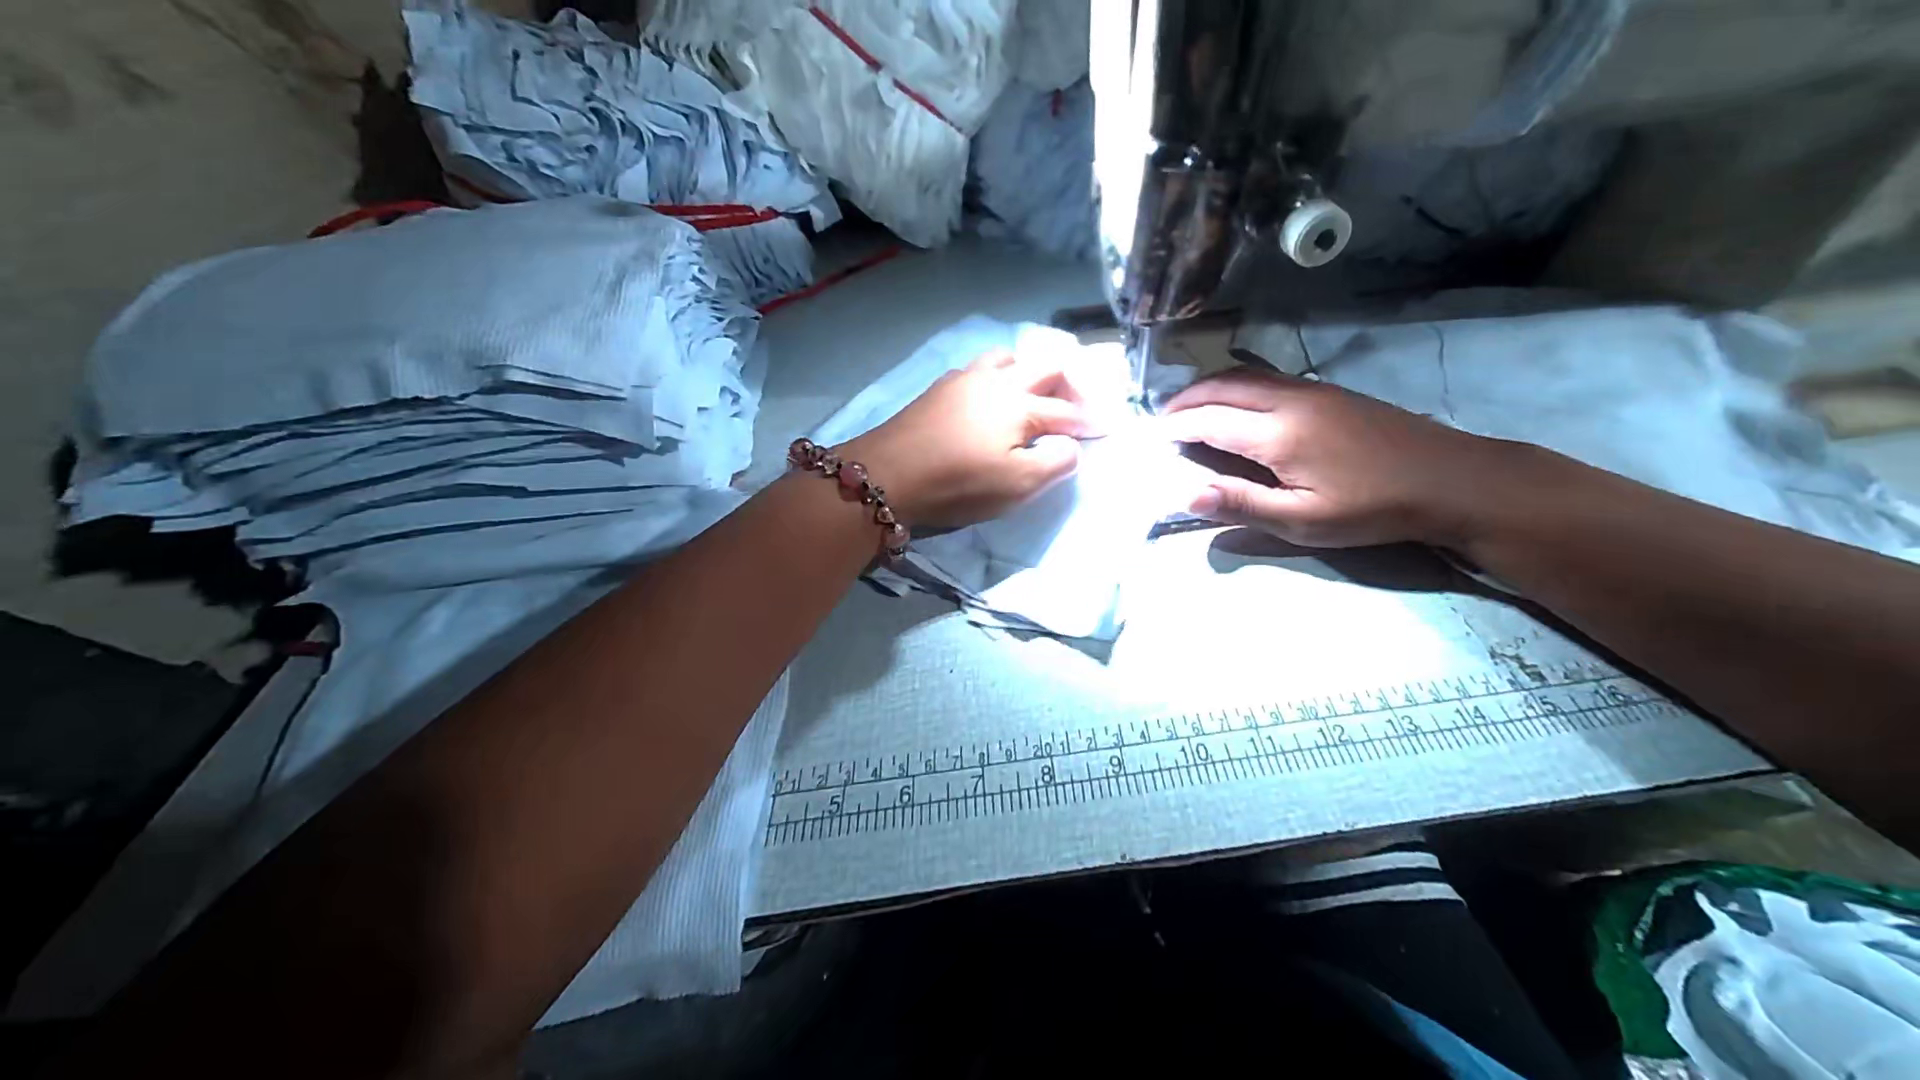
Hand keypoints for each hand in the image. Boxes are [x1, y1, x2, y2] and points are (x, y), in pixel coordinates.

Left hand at [840, 349, 1094, 528]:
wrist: (886, 475)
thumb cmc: (958, 483)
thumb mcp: (1018, 484)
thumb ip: (1055, 462)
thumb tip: (1070, 445)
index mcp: (1020, 404)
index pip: (1067, 411)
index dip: (1090, 422)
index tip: (1107, 428)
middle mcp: (997, 381)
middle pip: (1044, 367)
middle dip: (1069, 384)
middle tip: (1078, 406)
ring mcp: (964, 379)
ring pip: (1008, 358)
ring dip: (1030, 371)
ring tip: (1035, 393)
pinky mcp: (939, 389)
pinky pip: (980, 369)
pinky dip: (998, 376)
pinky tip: (991, 396)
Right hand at [1155, 369, 1526, 548]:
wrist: (1450, 478)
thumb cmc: (1371, 508)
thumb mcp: (1304, 521)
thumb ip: (1242, 504)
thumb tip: (1184, 493)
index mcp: (1278, 434)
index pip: (1208, 421)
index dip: (1175, 428)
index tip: (1150, 437)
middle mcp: (1289, 400)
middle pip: (1222, 386)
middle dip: (1185, 399)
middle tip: (1161, 419)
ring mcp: (1312, 390)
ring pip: (1245, 375)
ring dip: (1210, 387)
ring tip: (1189, 407)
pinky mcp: (1329, 390)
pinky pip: (1267, 377)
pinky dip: (1236, 384)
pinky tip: (1236, 403)